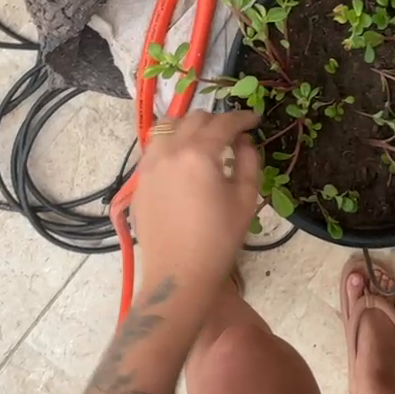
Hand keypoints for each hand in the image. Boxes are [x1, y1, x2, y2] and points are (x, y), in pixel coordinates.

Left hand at [131, 111, 262, 300]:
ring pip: (168, 127)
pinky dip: (171, 142)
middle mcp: (170, 151)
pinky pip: (155, 147)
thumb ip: (248, 161)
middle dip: (217, 120)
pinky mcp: (140, 181)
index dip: (242, 118)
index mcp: (199, 154)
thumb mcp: (245, 198)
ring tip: (204, 139)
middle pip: (195, 119)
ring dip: (189, 126)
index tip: (255, 119)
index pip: (224, 123)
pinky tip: (183, 157)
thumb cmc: (218, 239)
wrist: (179, 275)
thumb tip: (244, 141)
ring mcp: (150, 165)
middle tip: (233, 132)